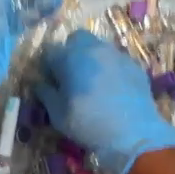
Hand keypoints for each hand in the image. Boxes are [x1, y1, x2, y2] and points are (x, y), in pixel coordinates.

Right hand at [35, 30, 174, 173]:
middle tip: (71, 74)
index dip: (47, 66)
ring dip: (91, 58)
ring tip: (92, 82)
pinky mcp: (134, 65)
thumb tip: (39, 83)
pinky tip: (112, 88)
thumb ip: (45, 94)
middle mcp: (93, 49)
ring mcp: (117, 55)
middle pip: (76, 38)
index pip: (49, 51)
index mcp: (69, 58)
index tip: (50, 81)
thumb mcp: (57, 114)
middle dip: (70, 51)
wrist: (134, 135)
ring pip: (98, 46)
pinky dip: (110, 68)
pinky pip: (116, 59)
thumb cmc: (88, 124)